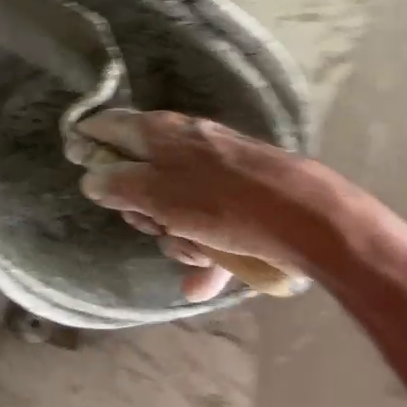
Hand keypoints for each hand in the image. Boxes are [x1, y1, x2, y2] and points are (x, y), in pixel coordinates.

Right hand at [74, 110, 328, 301]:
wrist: (322, 224)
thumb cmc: (224, 204)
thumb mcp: (154, 195)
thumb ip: (114, 185)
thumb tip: (92, 180)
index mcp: (157, 130)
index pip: (104, 125)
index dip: (87, 146)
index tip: (84, 172)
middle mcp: (187, 140)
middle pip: (140, 170)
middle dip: (140, 206)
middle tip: (149, 225)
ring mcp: (223, 167)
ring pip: (177, 200)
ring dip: (175, 231)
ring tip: (194, 254)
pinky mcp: (252, 196)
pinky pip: (213, 220)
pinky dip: (206, 246)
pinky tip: (204, 281)